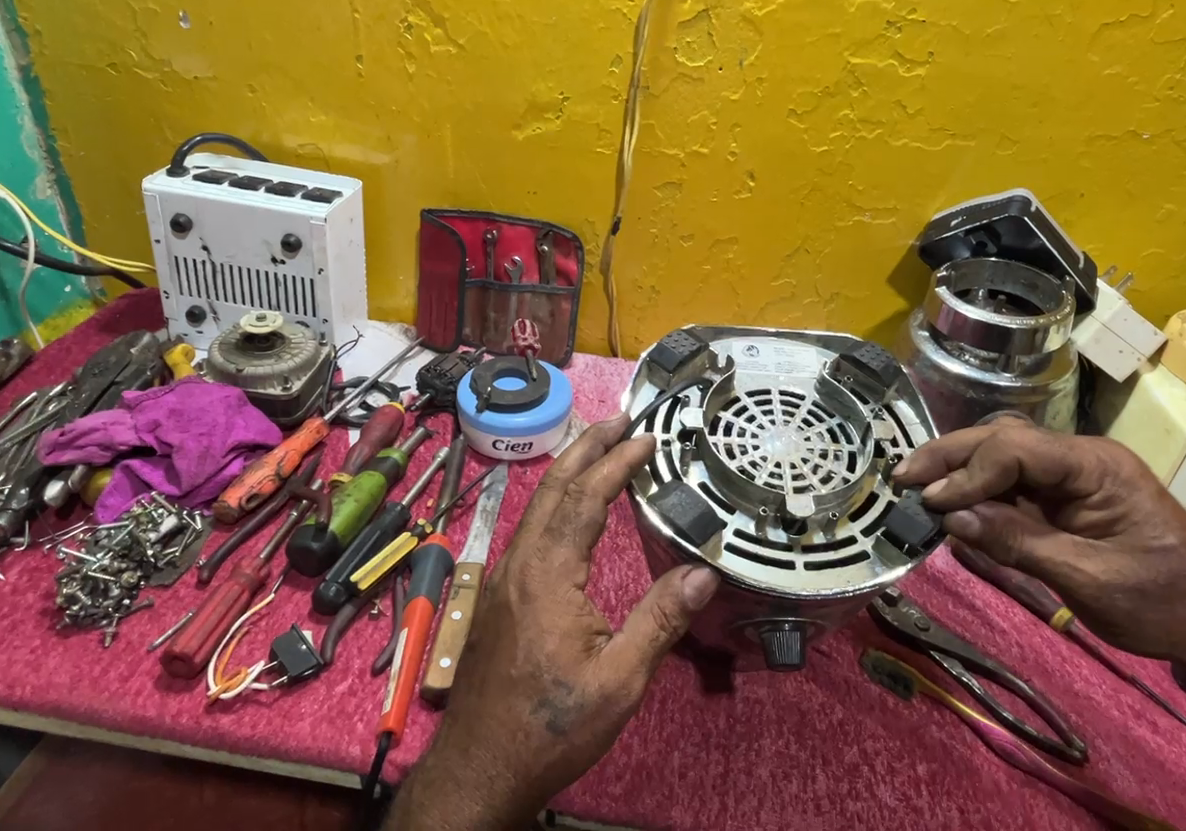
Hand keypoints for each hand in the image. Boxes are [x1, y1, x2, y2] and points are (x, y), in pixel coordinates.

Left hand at [385, 416, 720, 829]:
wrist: (480, 767)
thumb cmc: (550, 726)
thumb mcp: (618, 682)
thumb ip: (659, 622)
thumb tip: (704, 573)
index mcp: (547, 575)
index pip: (583, 499)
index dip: (615, 463)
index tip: (645, 437)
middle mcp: (520, 563)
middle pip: (553, 487)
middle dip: (588, 447)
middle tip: (621, 418)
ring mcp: (505, 577)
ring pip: (537, 505)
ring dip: (571, 469)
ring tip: (602, 447)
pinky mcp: (501, 594)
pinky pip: (532, 527)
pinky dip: (558, 499)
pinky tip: (574, 508)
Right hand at [892, 416, 1185, 668]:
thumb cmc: (1165, 604)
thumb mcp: (1090, 578)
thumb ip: (1019, 543)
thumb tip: (952, 518)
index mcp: (1095, 466)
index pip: (1015, 448)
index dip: (968, 472)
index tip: (931, 503)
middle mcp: (1080, 459)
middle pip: (1003, 440)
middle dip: (950, 456)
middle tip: (902, 477)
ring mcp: (1073, 477)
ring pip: (1003, 456)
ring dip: (959, 470)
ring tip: (917, 487)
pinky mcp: (1067, 499)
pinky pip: (1014, 485)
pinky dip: (980, 493)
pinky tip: (954, 507)